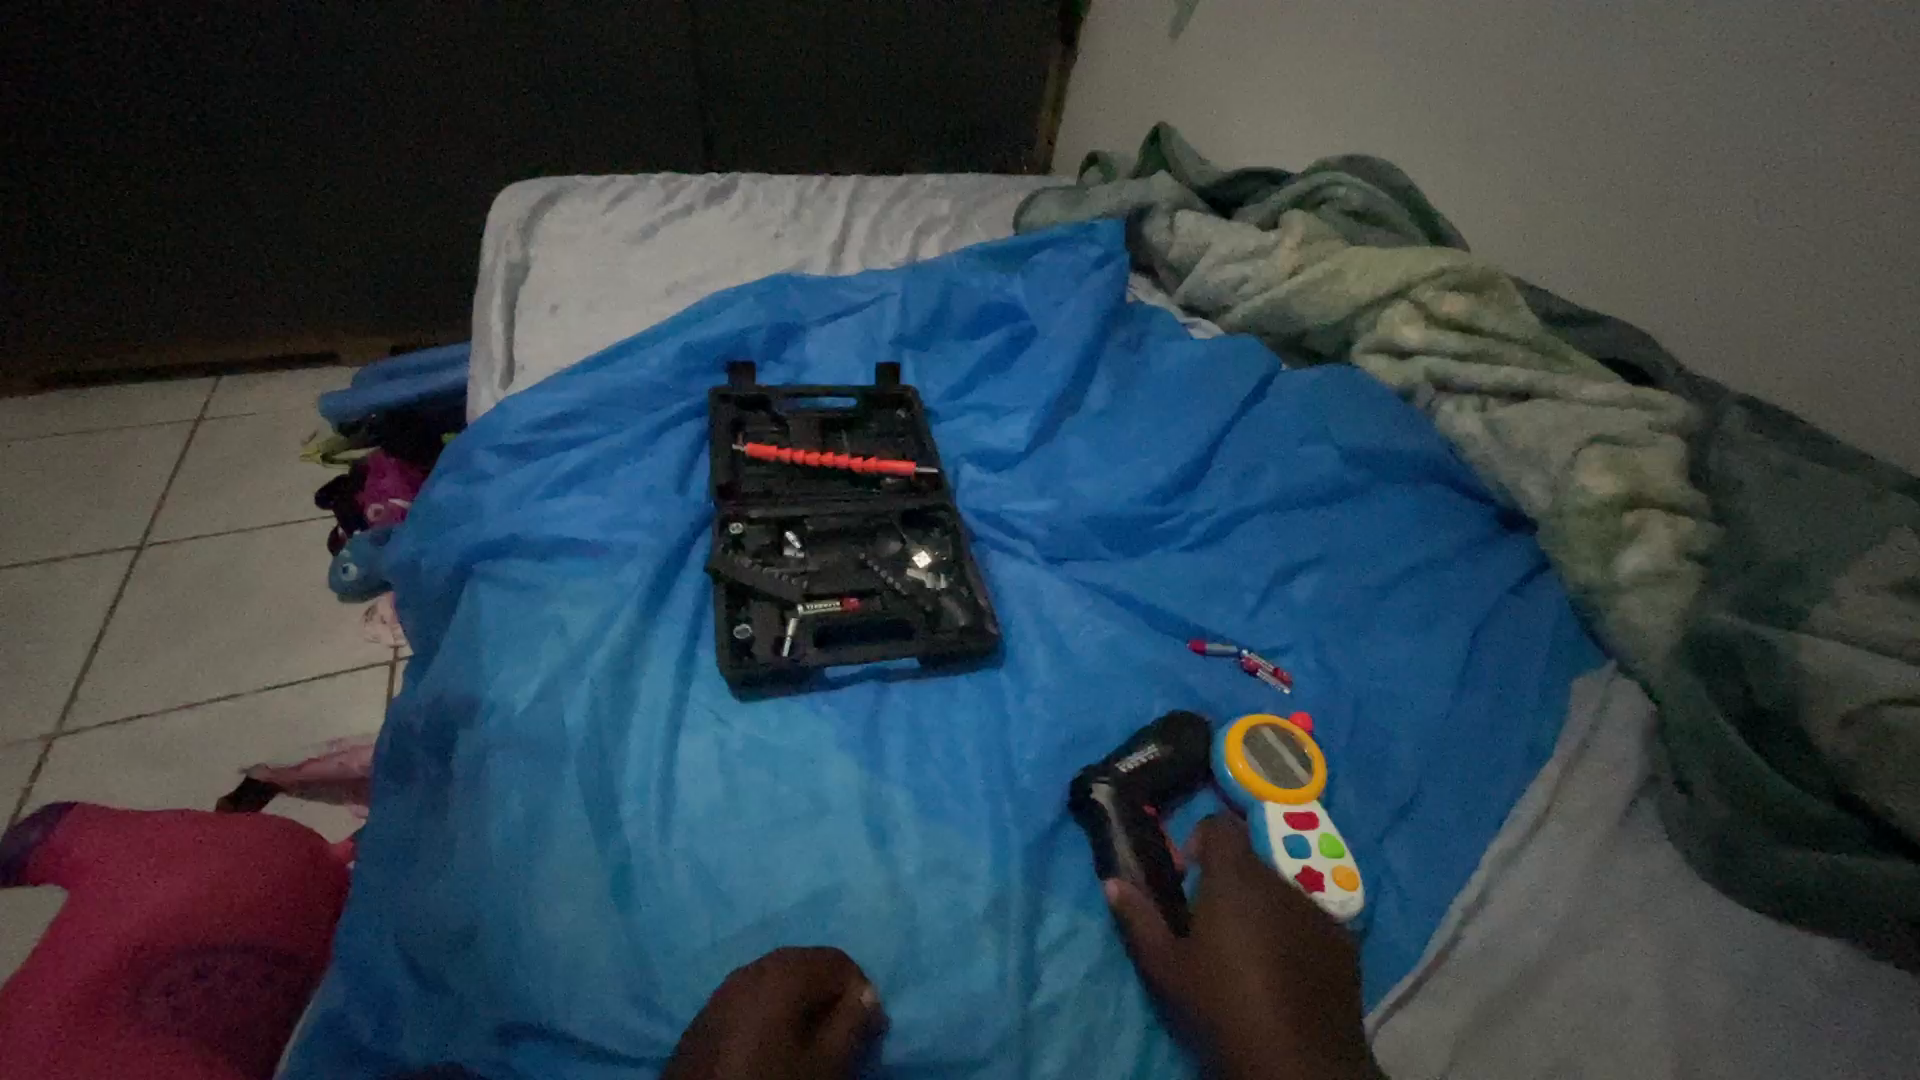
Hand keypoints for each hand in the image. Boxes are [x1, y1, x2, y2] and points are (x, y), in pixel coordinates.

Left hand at [663, 946, 884, 1079]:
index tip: (868, 1030)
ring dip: (801, 1003)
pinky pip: (752, 998)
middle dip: (830, 994)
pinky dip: (772, 1012)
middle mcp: (753, 967)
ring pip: (777, 981)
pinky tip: (773, 1045)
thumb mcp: (825, 1065)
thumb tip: (867, 996)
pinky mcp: (706, 1014)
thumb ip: (853, 1023)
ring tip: (810, 1041)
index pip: (838, 961)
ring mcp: (724, 989)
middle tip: (843, 1034)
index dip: (860, 992)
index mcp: (783, 971)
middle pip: (807, 965)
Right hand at [1104, 815, 1378, 1079]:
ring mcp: (1316, 910)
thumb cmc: (1222, 1006)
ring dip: (1261, 906)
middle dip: (1229, 881)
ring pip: (1279, 890)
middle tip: (1212, 922)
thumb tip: (1112, 882)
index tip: (1189, 873)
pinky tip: (1285, 971)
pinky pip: (1309, 918)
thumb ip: (1139, 917)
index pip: (1220, 826)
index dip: (1202, 840)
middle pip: (1248, 861)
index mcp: (1233, 878)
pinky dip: (1293, 931)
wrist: (1299, 1063)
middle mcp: (1278, 881)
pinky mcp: (1343, 940)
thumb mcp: (1167, 966)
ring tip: (1249, 951)